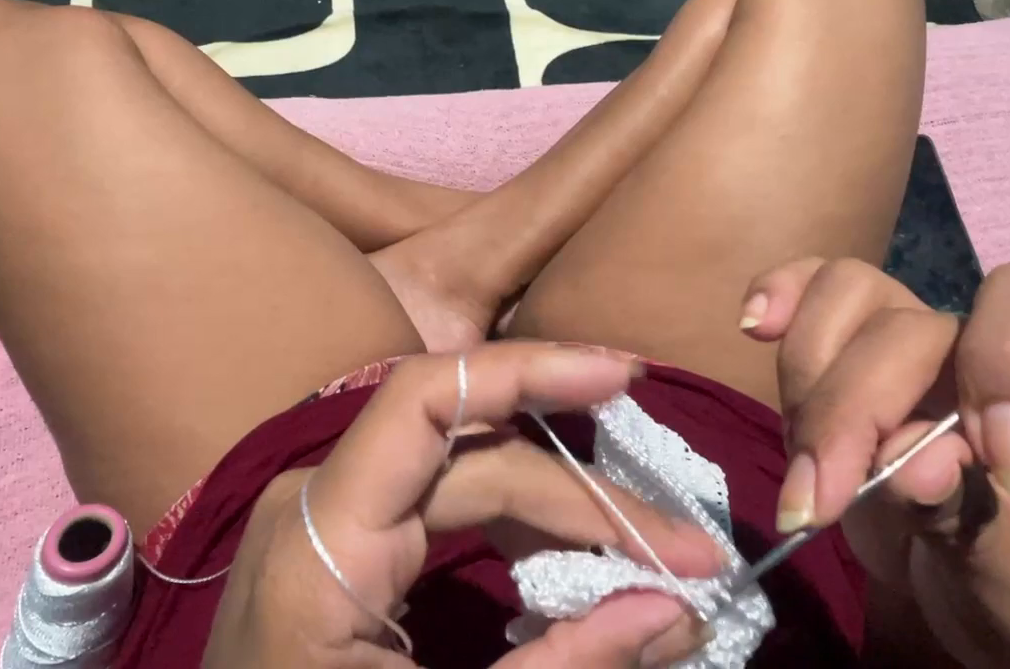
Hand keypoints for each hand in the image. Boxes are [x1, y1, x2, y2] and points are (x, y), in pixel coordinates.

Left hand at [201, 344, 724, 667]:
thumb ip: (564, 667)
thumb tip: (679, 610)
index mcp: (320, 539)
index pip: (425, 399)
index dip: (527, 370)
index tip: (621, 377)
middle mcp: (326, 500)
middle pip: (477, 455)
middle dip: (586, 498)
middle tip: (688, 553)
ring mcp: (339, 518)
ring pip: (472, 477)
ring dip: (566, 511)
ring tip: (653, 558)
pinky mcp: (357, 544)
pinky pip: (450, 508)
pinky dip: (523, 531)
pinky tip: (581, 562)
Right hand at [741, 260, 1009, 666]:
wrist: (961, 606)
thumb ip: (980, 528)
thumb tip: (907, 465)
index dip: (1009, 361)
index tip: (1002, 464)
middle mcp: (985, 346)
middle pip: (912, 324)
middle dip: (858, 411)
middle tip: (824, 499)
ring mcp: (912, 340)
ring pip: (848, 294)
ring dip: (809, 382)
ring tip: (804, 474)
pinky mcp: (848, 348)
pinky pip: (809, 290)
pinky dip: (779, 297)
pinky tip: (755, 327)